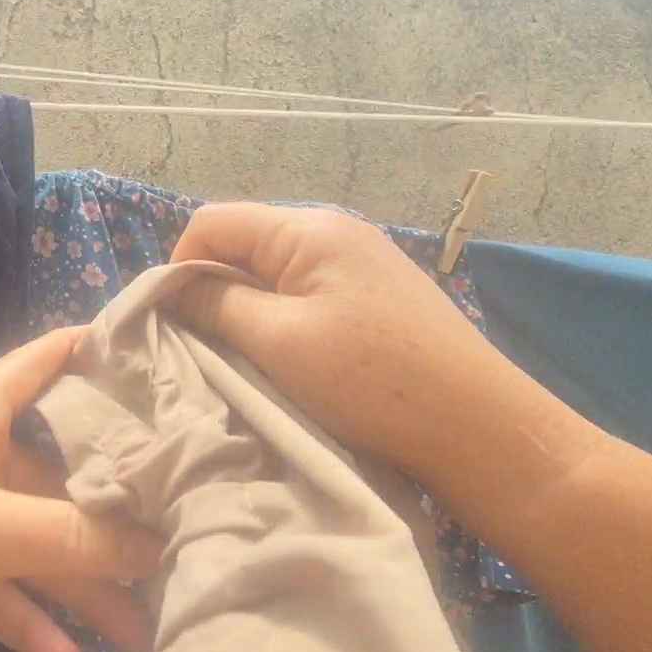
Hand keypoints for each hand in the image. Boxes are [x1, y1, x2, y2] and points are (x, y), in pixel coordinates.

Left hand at [0, 327, 161, 651]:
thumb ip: (69, 535)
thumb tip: (159, 544)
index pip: (47, 359)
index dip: (101, 349)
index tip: (167, 359)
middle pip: (58, 471)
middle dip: (113, 507)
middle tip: (180, 534)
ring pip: (35, 540)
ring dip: (82, 584)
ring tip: (141, 629)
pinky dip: (32, 623)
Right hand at [169, 203, 566, 485]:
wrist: (480, 429)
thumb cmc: (372, 381)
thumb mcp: (278, 340)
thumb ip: (216, 303)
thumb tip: (171, 286)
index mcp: (307, 228)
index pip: (212, 222)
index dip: (180, 265)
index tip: (175, 321)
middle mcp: (333, 229)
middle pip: (242, 243)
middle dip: (213, 288)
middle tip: (207, 345)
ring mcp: (358, 260)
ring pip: (271, 270)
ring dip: (247, 307)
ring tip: (246, 355)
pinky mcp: (374, 293)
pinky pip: (304, 291)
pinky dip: (281, 317)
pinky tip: (288, 356)